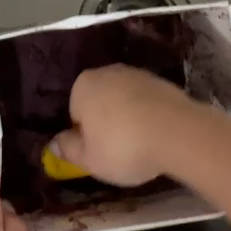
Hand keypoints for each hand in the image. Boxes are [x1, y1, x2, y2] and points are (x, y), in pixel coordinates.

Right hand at [48, 64, 199, 186]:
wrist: (176, 131)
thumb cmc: (123, 146)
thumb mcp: (89, 159)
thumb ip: (68, 149)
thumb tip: (53, 144)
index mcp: (83, 85)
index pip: (74, 111)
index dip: (85, 135)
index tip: (98, 152)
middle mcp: (107, 71)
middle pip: (99, 101)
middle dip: (105, 122)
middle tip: (116, 151)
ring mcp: (136, 73)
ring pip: (123, 99)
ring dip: (127, 117)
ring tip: (140, 145)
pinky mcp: (160, 81)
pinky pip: (145, 101)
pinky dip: (147, 114)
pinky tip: (156, 135)